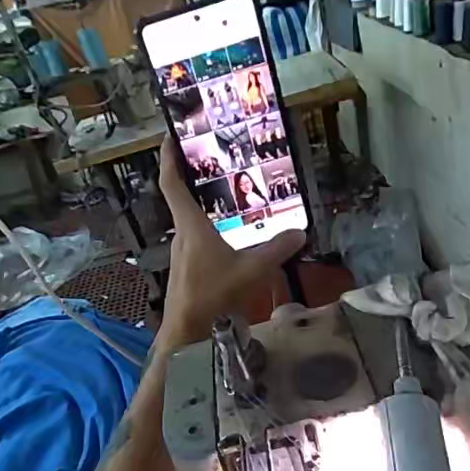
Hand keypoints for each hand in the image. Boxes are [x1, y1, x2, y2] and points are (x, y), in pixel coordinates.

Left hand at [156, 137, 305, 347]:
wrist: (188, 333)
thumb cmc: (213, 295)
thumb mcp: (252, 271)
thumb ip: (277, 249)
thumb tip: (300, 232)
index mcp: (191, 226)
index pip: (172, 184)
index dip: (168, 159)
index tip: (169, 137)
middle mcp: (181, 235)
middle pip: (180, 199)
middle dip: (192, 177)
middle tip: (211, 160)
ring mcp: (181, 253)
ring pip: (188, 220)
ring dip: (201, 205)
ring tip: (224, 194)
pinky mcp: (185, 267)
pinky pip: (194, 238)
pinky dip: (207, 227)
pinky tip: (226, 235)